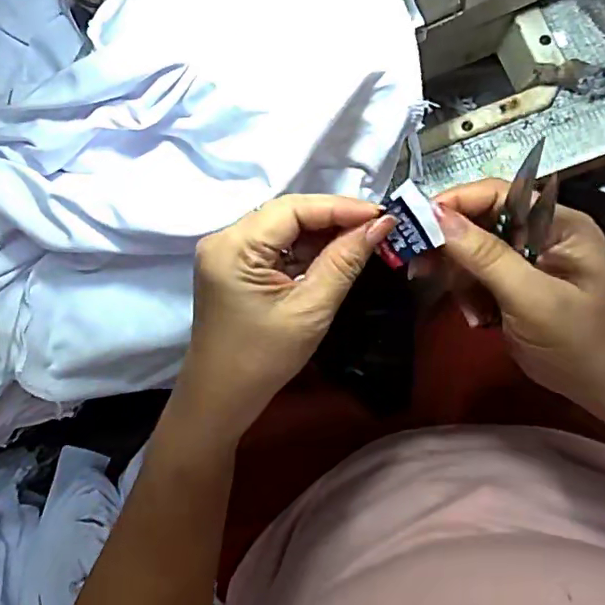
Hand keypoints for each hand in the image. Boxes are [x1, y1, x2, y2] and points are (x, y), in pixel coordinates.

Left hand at [167, 194, 395, 450]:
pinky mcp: (233, 266)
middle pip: (286, 213)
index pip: (293, 209)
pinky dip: (305, 248)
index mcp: (234, 247)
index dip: (340, 207)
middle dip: (333, 217)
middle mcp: (224, 239)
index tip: (382, 214)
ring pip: (282, 227)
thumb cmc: (264, 359)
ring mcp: (226, 252)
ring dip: (322, 232)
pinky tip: (335, 252)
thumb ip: (344, 262)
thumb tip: (380, 225)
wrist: (221, 397)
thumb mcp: (310, 309)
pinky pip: (275, 245)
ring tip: (363, 237)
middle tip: (377, 225)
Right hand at [432, 179, 604, 413]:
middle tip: (421, 269)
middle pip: (479, 220)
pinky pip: (478, 277)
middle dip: (451, 246)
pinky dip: (470, 296)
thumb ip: (485, 256)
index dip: (453, 203)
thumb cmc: (583, 345)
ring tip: (470, 311)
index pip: (496, 194)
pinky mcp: (518, 285)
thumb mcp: (533, 299)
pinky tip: (479, 319)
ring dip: (461, 278)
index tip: (415, 223)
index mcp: (557, 223)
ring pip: (473, 251)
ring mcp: (530, 260)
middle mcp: (542, 233)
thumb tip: (436, 216)